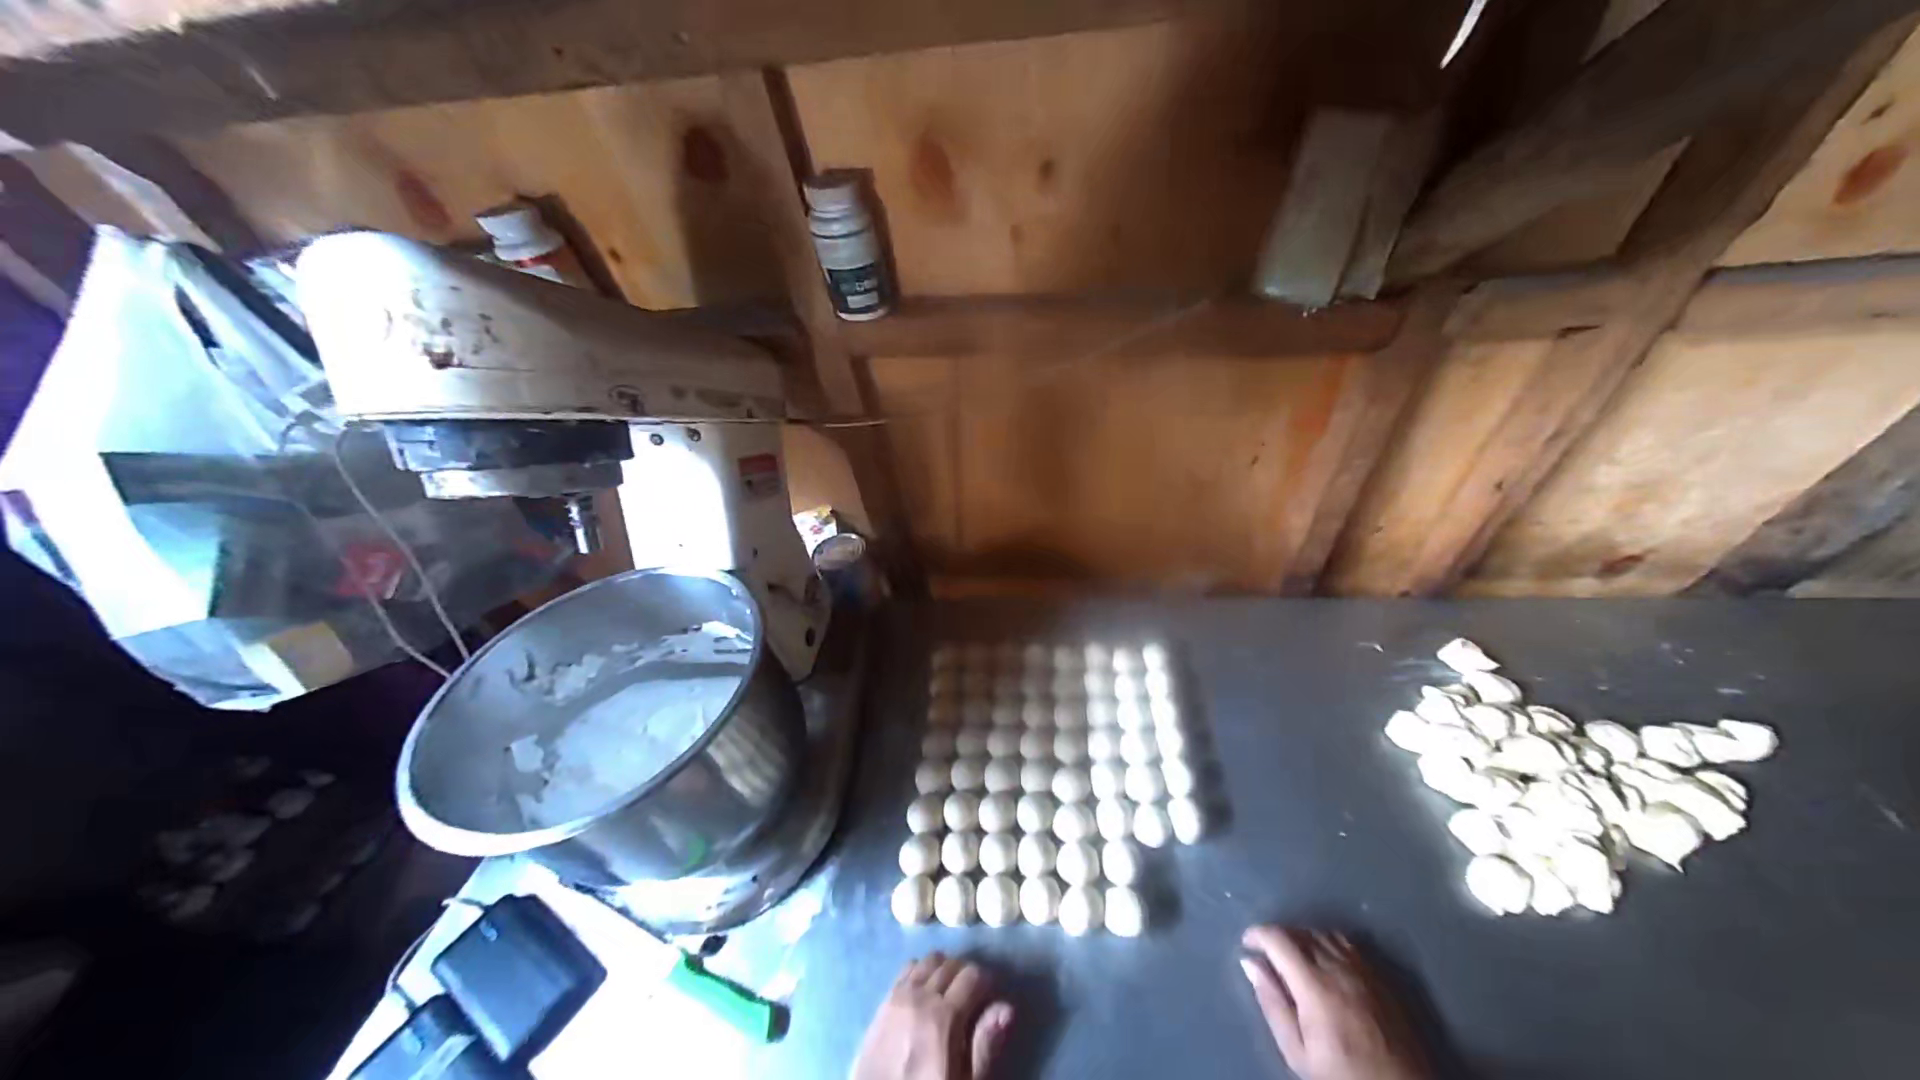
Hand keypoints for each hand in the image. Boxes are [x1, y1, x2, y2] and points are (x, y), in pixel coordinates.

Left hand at [850, 952, 1014, 1079]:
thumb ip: (985, 1045)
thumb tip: (1006, 1008)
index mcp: (945, 1016)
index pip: (973, 975)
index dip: (986, 983)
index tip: (989, 999)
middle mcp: (922, 996)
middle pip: (952, 964)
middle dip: (966, 975)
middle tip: (971, 998)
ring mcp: (900, 995)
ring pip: (929, 960)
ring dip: (944, 969)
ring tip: (949, 992)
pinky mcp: (885, 999)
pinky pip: (907, 968)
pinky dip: (922, 970)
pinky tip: (925, 990)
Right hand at [1240, 926, 1429, 1079]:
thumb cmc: (1344, 1077)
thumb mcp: (1298, 1053)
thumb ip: (1272, 1004)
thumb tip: (1250, 963)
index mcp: (1315, 986)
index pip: (1278, 938)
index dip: (1257, 934)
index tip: (1247, 944)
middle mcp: (1339, 967)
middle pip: (1300, 931)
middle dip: (1278, 936)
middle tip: (1268, 956)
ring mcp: (1364, 969)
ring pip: (1324, 933)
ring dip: (1303, 937)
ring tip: (1295, 957)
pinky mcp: (1382, 976)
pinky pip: (1348, 943)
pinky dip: (1328, 942)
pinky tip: (1326, 961)